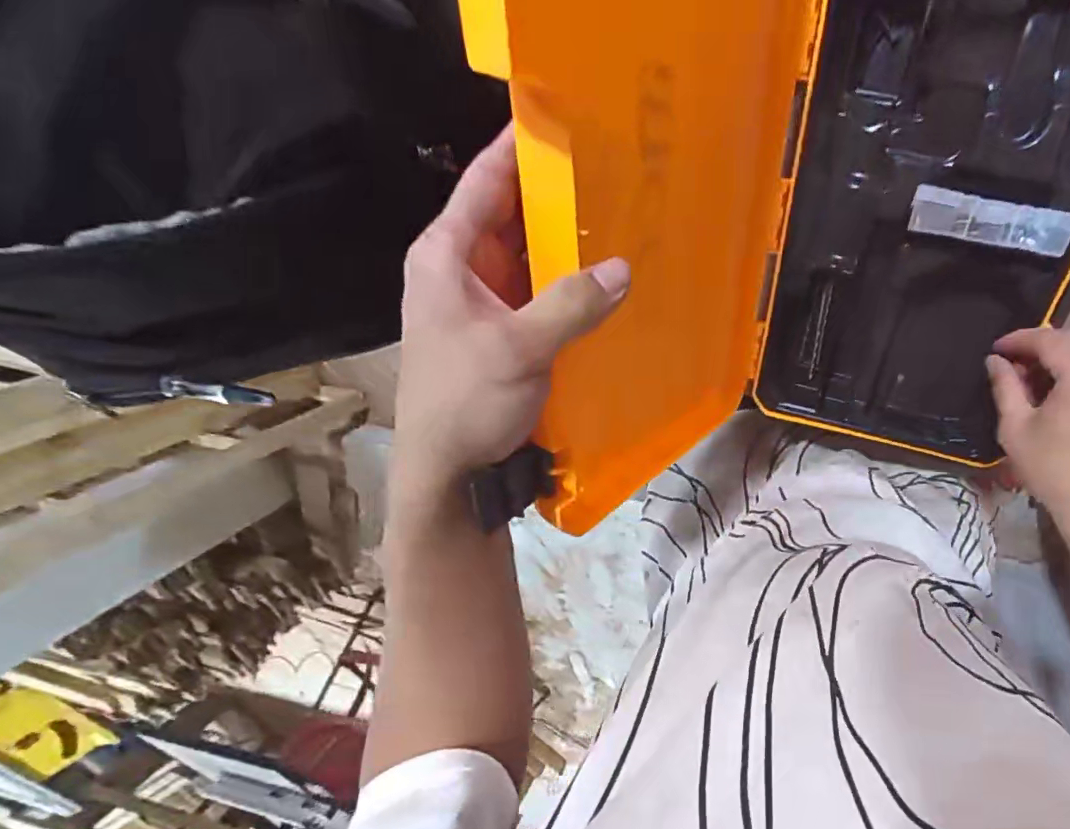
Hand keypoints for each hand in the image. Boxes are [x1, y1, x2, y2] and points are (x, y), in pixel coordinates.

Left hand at [393, 125, 631, 502]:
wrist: (447, 471)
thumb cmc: (465, 402)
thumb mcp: (519, 349)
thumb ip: (571, 304)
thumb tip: (622, 269)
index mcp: (447, 255)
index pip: (485, 180)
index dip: (521, 145)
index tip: (566, 115)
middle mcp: (461, 271)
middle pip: (510, 215)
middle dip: (556, 194)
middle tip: (613, 169)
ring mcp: (481, 305)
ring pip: (526, 258)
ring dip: (563, 244)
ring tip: (618, 217)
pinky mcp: (500, 336)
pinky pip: (535, 296)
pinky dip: (563, 286)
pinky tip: (600, 280)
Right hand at [986, 328, 1069, 542]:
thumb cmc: (1052, 468)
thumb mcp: (1016, 428)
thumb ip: (1005, 387)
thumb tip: (995, 361)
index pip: (1048, 339)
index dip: (1017, 340)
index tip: (994, 348)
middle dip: (1038, 347)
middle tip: (1007, 363)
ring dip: (1057, 357)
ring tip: (1028, 376)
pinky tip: (1055, 385)